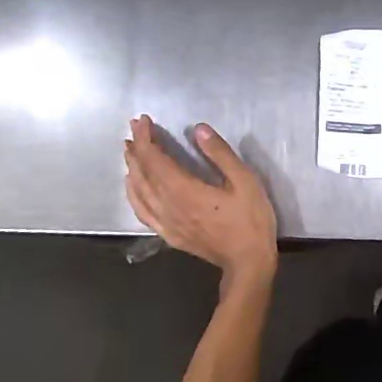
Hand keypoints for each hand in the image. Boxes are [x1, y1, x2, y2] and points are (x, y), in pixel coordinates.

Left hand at [124, 116, 277, 291]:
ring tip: (130, 151)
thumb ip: (220, 154)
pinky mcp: (169, 234)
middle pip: (143, 173)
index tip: (142, 120)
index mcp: (184, 190)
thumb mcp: (245, 181)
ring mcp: (166, 222)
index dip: (145, 138)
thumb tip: (199, 129)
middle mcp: (168, 206)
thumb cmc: (250, 220)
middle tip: (133, 129)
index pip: (154, 159)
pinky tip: (134, 187)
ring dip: (132, 169)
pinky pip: (142, 212)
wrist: (248, 262)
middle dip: (136, 149)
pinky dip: (133, 195)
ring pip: (138, 192)